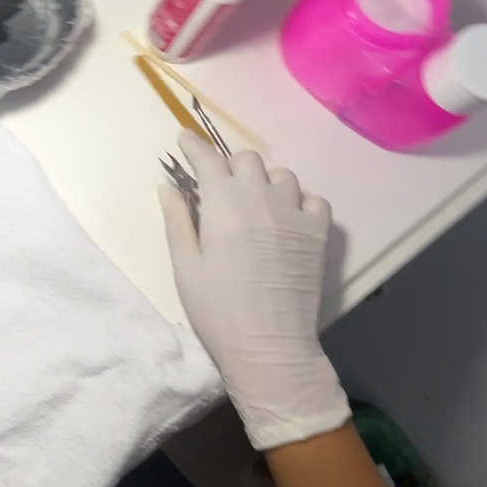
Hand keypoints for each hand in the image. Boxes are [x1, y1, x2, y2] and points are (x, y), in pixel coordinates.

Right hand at [159, 131, 350, 450]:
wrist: (268, 346)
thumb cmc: (216, 309)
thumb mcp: (185, 266)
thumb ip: (177, 220)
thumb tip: (168, 187)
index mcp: (222, 204)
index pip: (206, 159)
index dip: (193, 145)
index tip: (184, 140)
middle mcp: (260, 198)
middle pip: (246, 159)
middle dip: (228, 165)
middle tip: (219, 188)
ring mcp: (294, 213)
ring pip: (281, 175)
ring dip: (264, 182)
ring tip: (256, 206)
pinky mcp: (318, 233)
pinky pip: (313, 199)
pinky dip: (298, 202)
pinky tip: (287, 221)